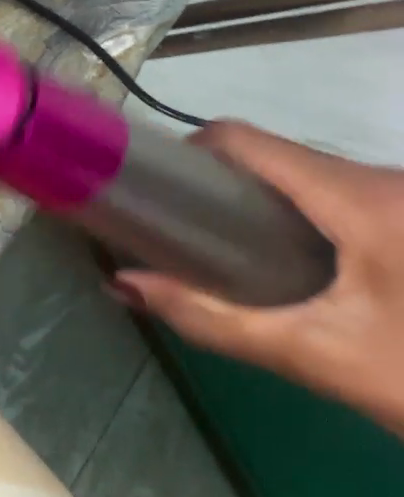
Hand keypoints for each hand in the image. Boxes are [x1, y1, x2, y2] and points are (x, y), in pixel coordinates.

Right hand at [113, 122, 403, 435]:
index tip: (159, 190)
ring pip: (328, 184)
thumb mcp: (324, 357)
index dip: (188, 153)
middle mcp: (397, 181)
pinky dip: (330, 225)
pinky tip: (334, 276)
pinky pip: (367, 201)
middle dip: (237, 196)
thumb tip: (121, 285)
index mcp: (362, 198)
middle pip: (285, 163)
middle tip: (208, 243)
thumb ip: (215, 320)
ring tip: (266, 265)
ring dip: (286, 214)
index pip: (243, 139)